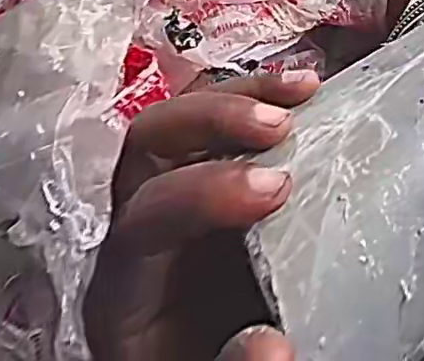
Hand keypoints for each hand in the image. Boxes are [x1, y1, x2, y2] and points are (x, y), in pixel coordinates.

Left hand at [85, 72, 315, 360]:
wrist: (196, 360)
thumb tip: (271, 347)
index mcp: (123, 286)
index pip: (145, 217)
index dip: (204, 193)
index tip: (274, 190)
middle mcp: (137, 221)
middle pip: (150, 139)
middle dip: (215, 119)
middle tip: (279, 126)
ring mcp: (169, 186)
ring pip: (187, 113)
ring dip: (243, 93)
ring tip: (300, 89)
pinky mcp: (206, 171)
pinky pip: (223, 116)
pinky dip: (260, 95)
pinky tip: (300, 91)